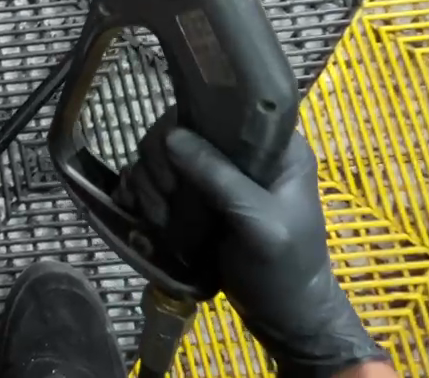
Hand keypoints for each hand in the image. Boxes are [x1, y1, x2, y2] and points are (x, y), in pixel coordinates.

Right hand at [131, 127, 388, 377]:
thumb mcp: (262, 225)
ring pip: (159, 152)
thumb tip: (170, 137)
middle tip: (165, 197)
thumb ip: (221, 179)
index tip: (176, 163)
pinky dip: (143, 191)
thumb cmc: (285, 270)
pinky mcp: (191, 190)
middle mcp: (238, 148)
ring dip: (149, 183)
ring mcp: (212, 169)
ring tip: (159, 217)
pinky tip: (147, 214)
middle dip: (161, 164)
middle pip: (176, 128)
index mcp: (272, 145)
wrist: (284, 320)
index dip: (188, 126)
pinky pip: (152, 173)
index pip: (217, 108)